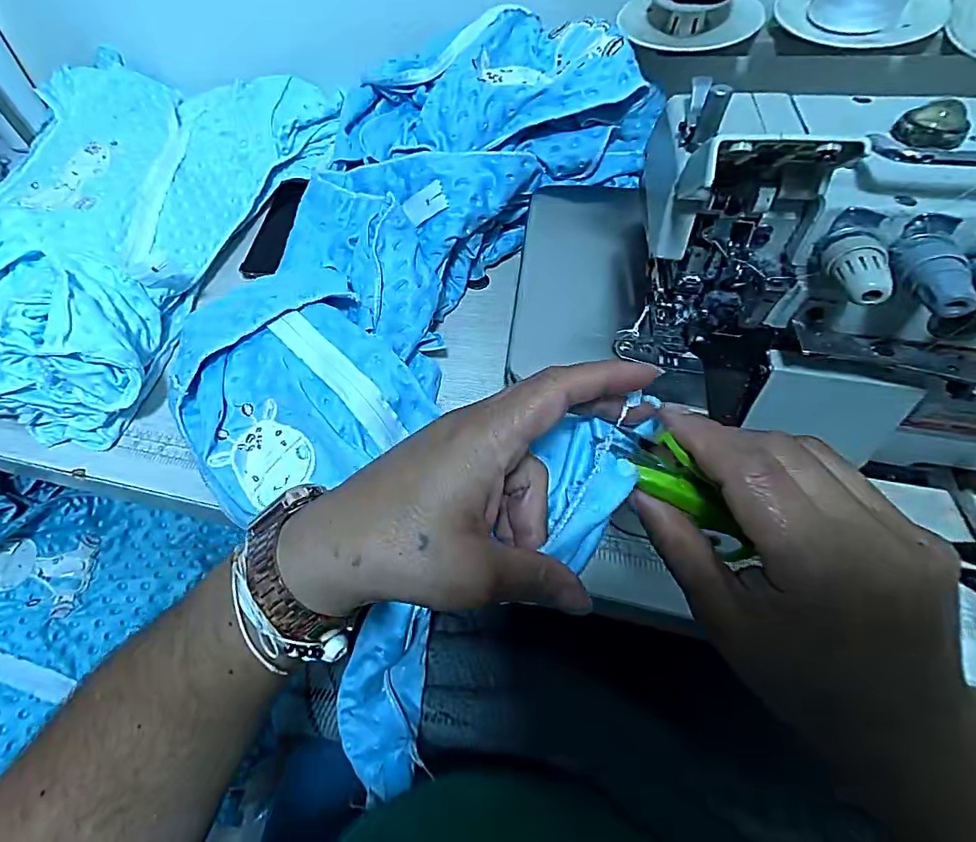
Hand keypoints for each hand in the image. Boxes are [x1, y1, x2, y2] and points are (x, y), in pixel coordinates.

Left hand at [275, 360, 660, 616]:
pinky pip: (492, 476)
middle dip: (555, 484)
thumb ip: (538, 578)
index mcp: (488, 434)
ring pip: (516, 470)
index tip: (648, 376)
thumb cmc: (401, 548)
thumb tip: (582, 599)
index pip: (557, 388)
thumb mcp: (479, 571)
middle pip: (540, 442)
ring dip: (520, 516)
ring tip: (493, 557)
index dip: (607, 376)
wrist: (327, 548)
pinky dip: (500, 511)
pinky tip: (480, 546)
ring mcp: (455, 443)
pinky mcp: (442, 462)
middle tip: (557, 524)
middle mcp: (474, 426)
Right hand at [633, 411, 972, 759]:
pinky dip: (803, 470)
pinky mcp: (922, 532)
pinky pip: (848, 477)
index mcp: (816, 563)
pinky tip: (784, 493)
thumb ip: (680, 546)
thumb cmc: (799, 682)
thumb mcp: (724, 620)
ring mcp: (906, 531)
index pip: (750, 468)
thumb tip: (643, 489)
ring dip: (765, 449)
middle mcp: (870, 535)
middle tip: (688, 451)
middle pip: (782, 450)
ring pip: (817, 453)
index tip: (665, 417)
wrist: (904, 732)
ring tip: (731, 469)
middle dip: (727, 439)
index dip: (703, 435)